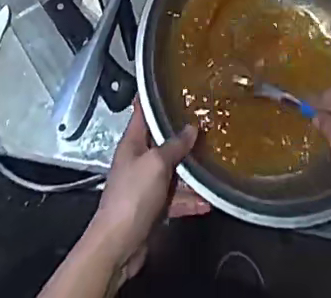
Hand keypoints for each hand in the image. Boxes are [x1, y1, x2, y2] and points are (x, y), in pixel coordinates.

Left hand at [85, 103, 209, 279]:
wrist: (118, 246)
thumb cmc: (132, 196)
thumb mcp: (156, 163)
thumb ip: (174, 145)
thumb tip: (191, 129)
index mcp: (132, 143)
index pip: (141, 112)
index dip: (152, 97)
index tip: (168, 83)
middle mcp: (137, 160)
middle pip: (161, 142)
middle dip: (181, 136)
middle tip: (205, 124)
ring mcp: (144, 186)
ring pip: (171, 172)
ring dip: (189, 172)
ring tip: (212, 164)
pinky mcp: (151, 209)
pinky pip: (174, 199)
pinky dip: (189, 200)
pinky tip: (207, 201)